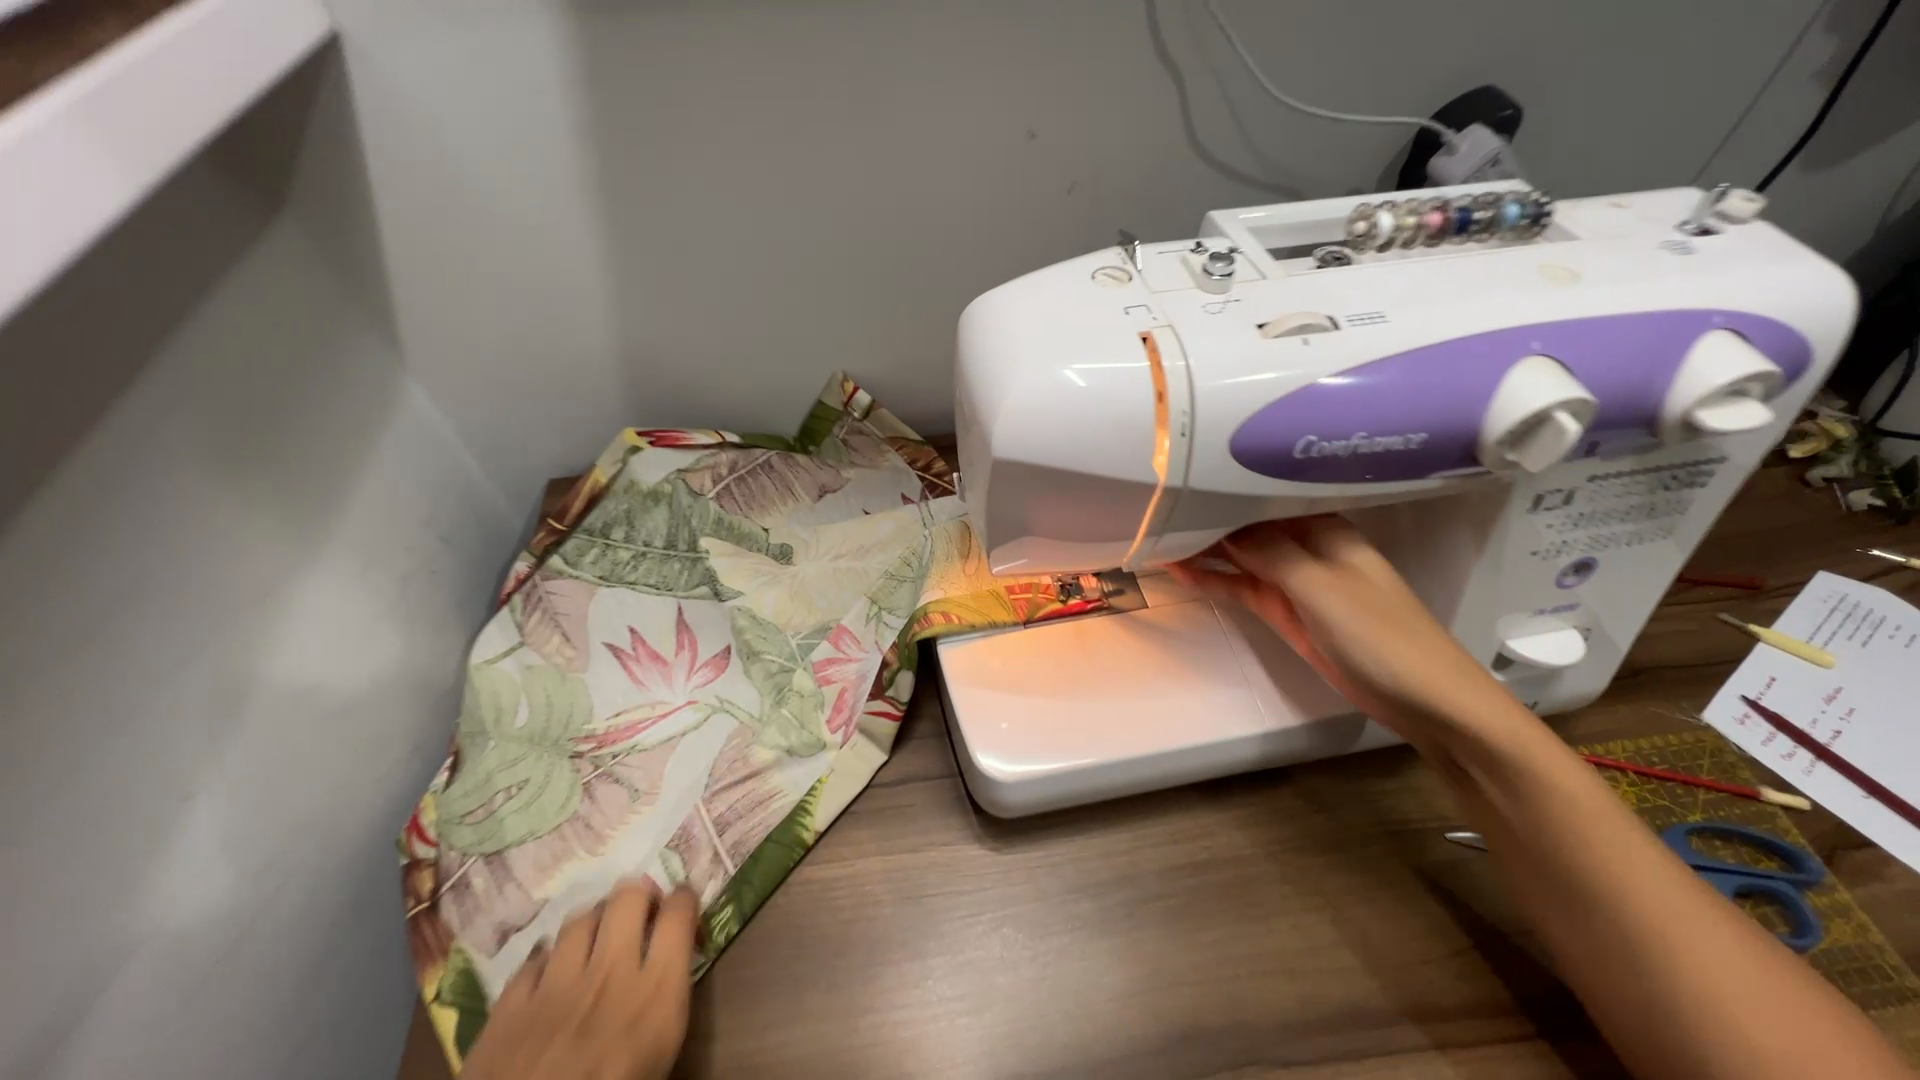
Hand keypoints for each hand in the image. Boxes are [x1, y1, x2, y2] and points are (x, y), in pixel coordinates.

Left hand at [461, 880, 698, 1079]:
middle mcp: (610, 972)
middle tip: (643, 913)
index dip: (685, 901)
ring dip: (595, 920)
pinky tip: (550, 971)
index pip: (679, 915)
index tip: (685, 909)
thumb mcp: (660, 1064)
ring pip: (579, 920)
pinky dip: (547, 959)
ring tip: (598, 933)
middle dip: (639, 897)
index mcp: (657, 993)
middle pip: (628, 898)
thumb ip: (666, 1012)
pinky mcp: (510, 1004)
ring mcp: (555, 984)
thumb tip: (665, 991)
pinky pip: (534, 960)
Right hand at [1169, 516, 1512, 740]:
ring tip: (1157, 536)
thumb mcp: (1321, 586)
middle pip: (1250, 526)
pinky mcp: (1287, 613)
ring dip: (1205, 549)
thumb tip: (1225, 528)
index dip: (1227, 492)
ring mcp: (1296, 583)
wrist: (1422, 697)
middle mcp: (1308, 548)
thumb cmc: (1378, 633)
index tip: (1183, 484)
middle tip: (1157, 509)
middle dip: (1210, 517)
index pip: (1266, 500)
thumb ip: (1272, 554)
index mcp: (1326, 529)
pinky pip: (1245, 588)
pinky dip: (1217, 580)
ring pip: (1242, 557)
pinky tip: (1183, 570)